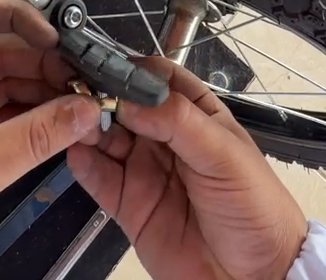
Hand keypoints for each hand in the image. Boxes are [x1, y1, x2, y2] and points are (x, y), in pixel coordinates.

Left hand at [0, 0, 102, 273]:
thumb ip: (36, 135)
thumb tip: (86, 109)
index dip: (16, 17)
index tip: (53, 37)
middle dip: (42, 61)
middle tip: (82, 77)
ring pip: (5, 81)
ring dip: (42, 89)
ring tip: (80, 99)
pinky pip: (2, 111)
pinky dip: (32, 114)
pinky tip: (62, 119)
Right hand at [67, 60, 307, 279]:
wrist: (253, 276)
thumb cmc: (252, 201)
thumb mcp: (221, 152)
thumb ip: (177, 122)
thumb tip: (132, 98)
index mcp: (194, 112)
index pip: (158, 78)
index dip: (133, 70)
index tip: (107, 66)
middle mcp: (165, 135)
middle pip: (126, 105)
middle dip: (103, 95)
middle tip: (79, 92)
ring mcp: (145, 169)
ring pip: (108, 138)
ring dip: (89, 126)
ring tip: (72, 120)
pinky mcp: (129, 205)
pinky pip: (100, 179)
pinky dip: (84, 164)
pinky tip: (75, 152)